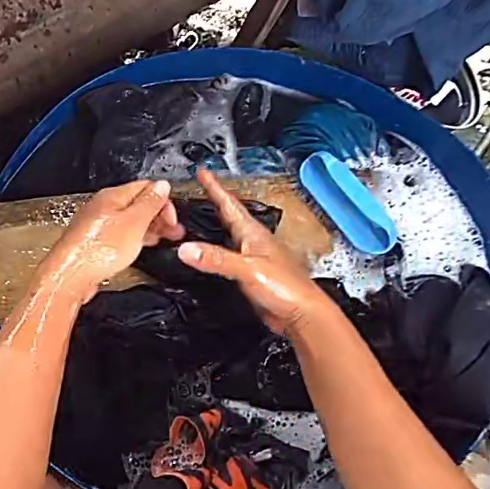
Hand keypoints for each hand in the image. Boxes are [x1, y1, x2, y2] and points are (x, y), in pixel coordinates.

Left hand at [41, 180, 185, 301]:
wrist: (70, 277)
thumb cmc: (97, 251)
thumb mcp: (134, 223)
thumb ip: (150, 203)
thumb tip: (162, 186)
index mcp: (112, 196)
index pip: (146, 186)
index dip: (164, 201)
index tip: (173, 219)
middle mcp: (103, 207)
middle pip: (138, 203)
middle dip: (159, 216)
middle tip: (174, 231)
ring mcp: (97, 225)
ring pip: (129, 220)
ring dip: (149, 228)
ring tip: (164, 240)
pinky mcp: (95, 243)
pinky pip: (120, 235)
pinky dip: (135, 239)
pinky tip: (141, 248)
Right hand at [176, 168, 337, 335]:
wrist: (303, 316)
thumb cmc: (287, 289)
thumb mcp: (247, 269)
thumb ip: (216, 259)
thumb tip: (186, 249)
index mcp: (253, 233)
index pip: (229, 204)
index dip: (215, 187)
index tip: (203, 172)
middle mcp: (254, 242)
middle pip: (230, 215)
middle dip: (215, 199)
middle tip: (204, 187)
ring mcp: (254, 258)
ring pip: (231, 233)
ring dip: (218, 221)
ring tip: (206, 213)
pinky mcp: (252, 275)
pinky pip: (229, 254)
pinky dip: (218, 248)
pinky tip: (215, 252)